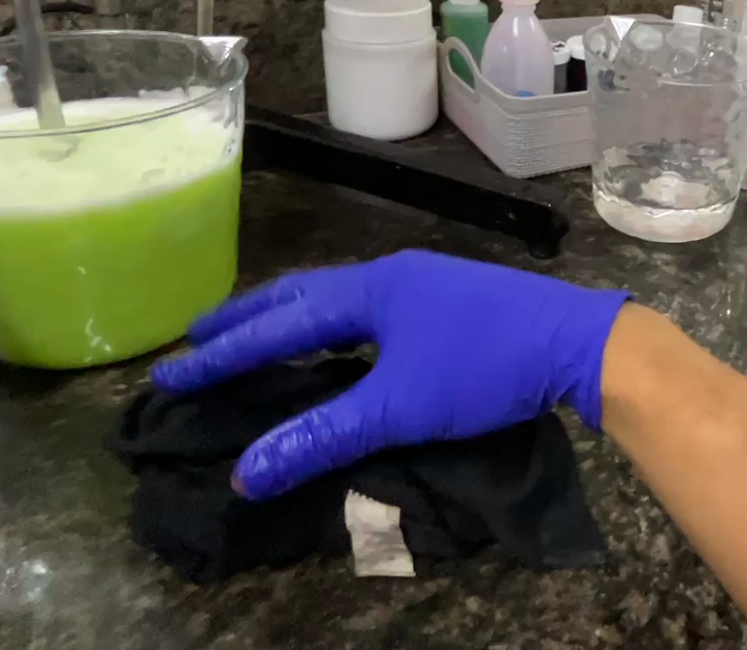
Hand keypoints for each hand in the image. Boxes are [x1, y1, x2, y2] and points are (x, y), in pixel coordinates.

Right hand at [152, 250, 628, 498]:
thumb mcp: (400, 405)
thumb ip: (324, 435)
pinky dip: (342, 320)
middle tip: (202, 332)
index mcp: (375, 289)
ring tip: (266, 333)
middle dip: (254, 314)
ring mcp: (431, 281)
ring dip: (301, 314)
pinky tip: (348, 338)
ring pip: (346, 295)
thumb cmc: (485, 366)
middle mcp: (397, 274)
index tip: (172, 369)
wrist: (574, 339)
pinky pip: (378, 304)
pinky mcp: (456, 297)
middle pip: (309, 292)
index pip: (283, 322)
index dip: (226, 350)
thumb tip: (244, 472)